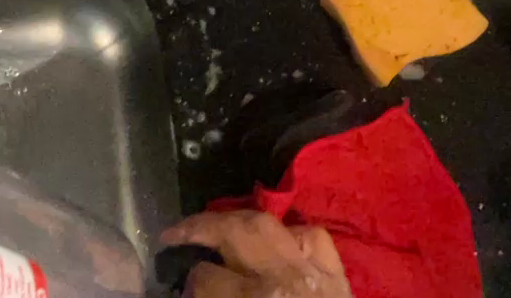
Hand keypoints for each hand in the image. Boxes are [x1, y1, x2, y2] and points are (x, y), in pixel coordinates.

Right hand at [161, 211, 351, 297]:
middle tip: (174, 235)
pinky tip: (275, 240)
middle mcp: (280, 281)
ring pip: (266, 224)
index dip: (186, 281)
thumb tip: (191, 292)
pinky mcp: (337, 276)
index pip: (205, 279)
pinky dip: (292, 234)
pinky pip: (312, 237)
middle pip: (233, 233)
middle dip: (197, 228)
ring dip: (234, 220)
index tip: (179, 286)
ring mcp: (310, 272)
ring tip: (213, 225)